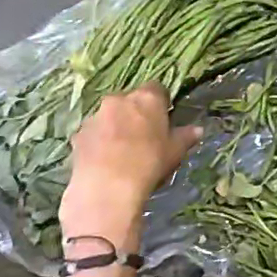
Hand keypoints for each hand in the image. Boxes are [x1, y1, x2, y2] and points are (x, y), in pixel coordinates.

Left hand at [60, 85, 201, 242]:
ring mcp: (95, 115)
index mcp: (146, 98)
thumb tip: (197, 130)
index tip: (163, 120)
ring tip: (121, 153)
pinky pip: (93, 133)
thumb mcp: (174, 153)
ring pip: (109, 116)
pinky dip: (99, 141)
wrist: (107, 188)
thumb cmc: (148, 164)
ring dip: (115, 127)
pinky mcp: (79, 133)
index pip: (157, 89)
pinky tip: (104, 161)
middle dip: (135, 114)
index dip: (161, 104)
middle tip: (143, 138)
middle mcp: (119, 99)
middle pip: (130, 101)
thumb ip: (185, 137)